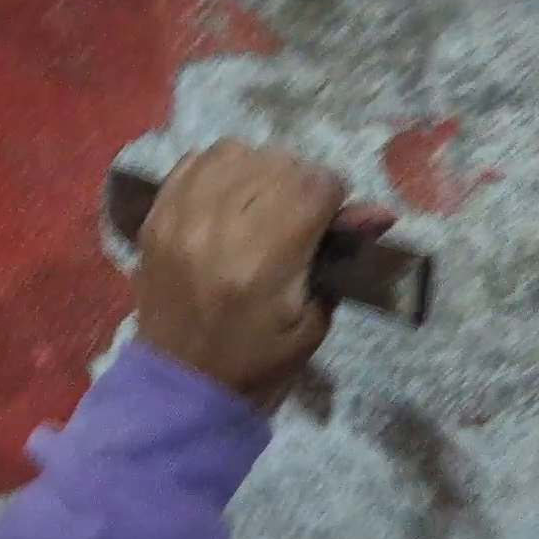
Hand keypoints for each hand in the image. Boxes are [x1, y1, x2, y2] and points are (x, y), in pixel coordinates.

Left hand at [133, 140, 393, 410]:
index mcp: (262, 264)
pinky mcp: (156, 215)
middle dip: (302, 182)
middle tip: (303, 217)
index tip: (333, 218)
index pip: (313, 186)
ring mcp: (180, 218)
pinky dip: (224, 169)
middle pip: (278, 163)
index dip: (334, 195)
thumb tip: (382, 211)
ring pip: (237, 153)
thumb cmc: (259, 364)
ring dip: (263, 170)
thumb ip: (343, 258)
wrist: (183, 385)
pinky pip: (197, 161)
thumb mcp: (314, 321)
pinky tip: (232, 196)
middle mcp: (218, 229)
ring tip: (266, 203)